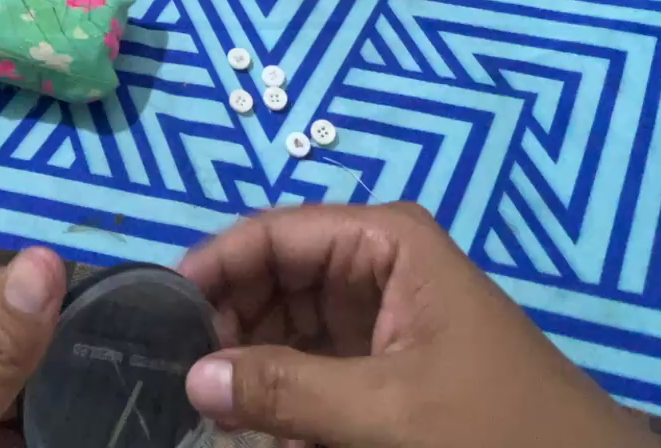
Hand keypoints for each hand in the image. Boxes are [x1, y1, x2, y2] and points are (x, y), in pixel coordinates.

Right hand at [179, 203, 655, 447]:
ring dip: (250, 354)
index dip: (217, 262)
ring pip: (287, 318)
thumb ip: (287, 391)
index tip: (162, 305)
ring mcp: (376, 311)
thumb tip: (193, 375)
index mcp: (383, 240)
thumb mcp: (390, 414)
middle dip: (231, 316)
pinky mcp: (380, 359)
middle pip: (277, 272)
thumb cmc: (498, 433)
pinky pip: (311, 358)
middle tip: (179, 365)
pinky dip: (280, 385)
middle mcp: (374, 261)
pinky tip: (253, 416)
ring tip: (208, 396)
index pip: (277, 232)